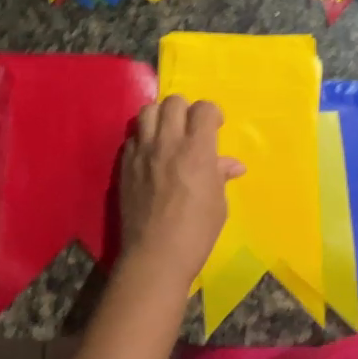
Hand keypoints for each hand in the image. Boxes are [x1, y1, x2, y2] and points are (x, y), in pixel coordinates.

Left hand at [117, 96, 245, 287]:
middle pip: (174, 101)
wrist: (155, 257)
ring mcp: (143, 151)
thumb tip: (232, 165)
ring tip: (167, 133)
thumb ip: (221, 175)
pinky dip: (143, 138)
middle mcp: (168, 142)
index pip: (204, 108)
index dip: (212, 113)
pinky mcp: (125, 164)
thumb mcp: (218, 204)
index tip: (215, 127)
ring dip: (160, 117)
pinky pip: (132, 136)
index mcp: (197, 149)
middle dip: (186, 109)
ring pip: (148, 110)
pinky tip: (150, 154)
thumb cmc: (196, 232)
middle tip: (190, 128)